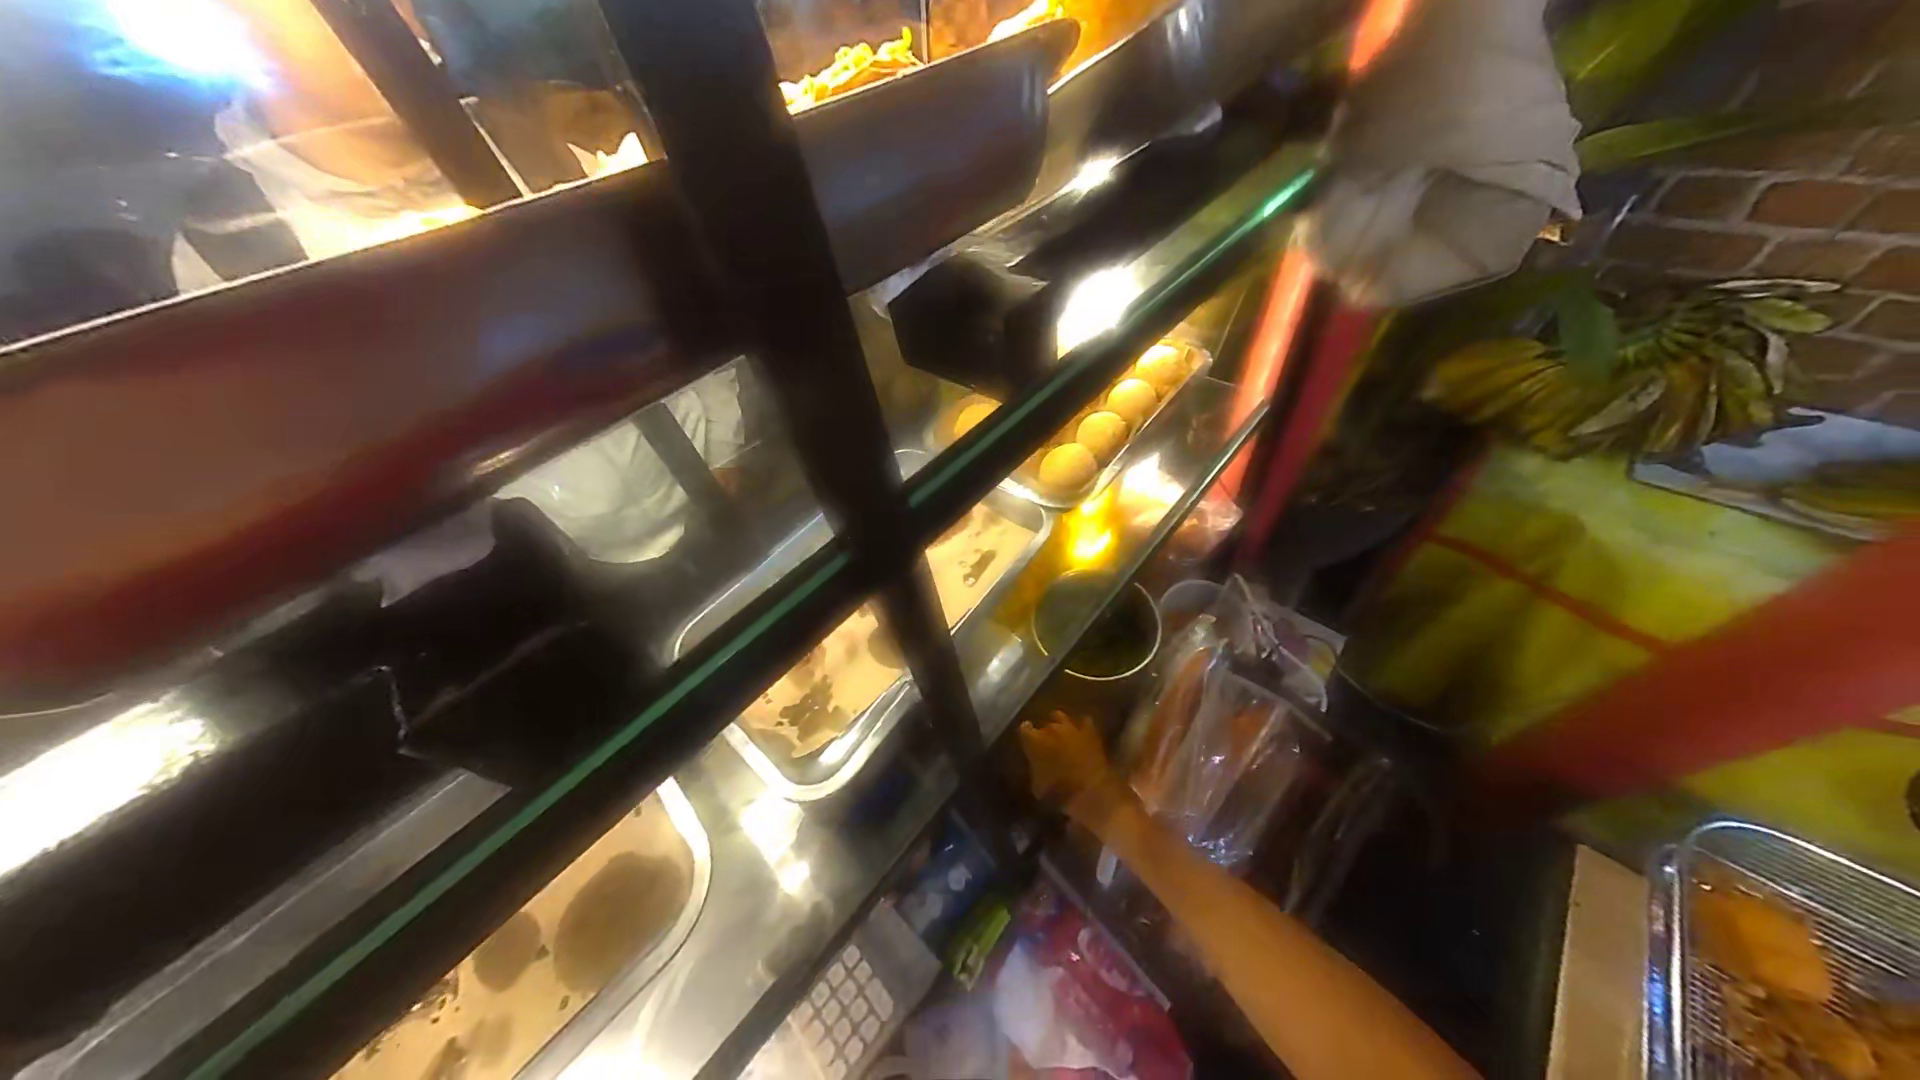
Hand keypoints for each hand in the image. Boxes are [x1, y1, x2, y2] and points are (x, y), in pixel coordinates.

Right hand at [1019, 711, 1131, 835]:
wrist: (1091, 793)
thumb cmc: (1060, 793)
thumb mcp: (1038, 785)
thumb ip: (1035, 768)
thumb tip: (1037, 763)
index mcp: (1034, 741)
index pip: (1024, 729)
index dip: (1026, 734)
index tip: (1027, 740)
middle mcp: (1051, 728)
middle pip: (1044, 724)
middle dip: (1045, 732)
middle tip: (1047, 742)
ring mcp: (1071, 727)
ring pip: (1061, 716)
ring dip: (1060, 725)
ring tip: (1062, 733)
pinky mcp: (1090, 731)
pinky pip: (1084, 721)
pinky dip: (1082, 726)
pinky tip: (1082, 733)